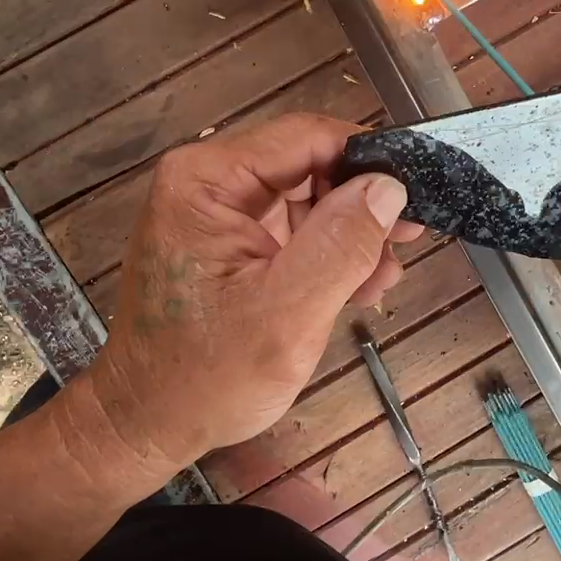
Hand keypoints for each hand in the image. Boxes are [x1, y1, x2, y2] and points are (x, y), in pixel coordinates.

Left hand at [84, 114, 424, 474]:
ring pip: (306, 197)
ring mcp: (216, 211)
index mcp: (207, 180)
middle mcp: (207, 181)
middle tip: (406, 240)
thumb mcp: (288, 312)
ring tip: (383, 275)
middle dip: (360, 203)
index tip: (414, 192)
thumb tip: (388, 186)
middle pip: (307, 164)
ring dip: (349, 233)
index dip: (365, 159)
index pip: (306, 136)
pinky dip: (325, 252)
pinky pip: (290, 228)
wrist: (146, 424)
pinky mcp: (227, 240)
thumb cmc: (207, 377)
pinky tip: (356, 284)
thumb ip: (342, 243)